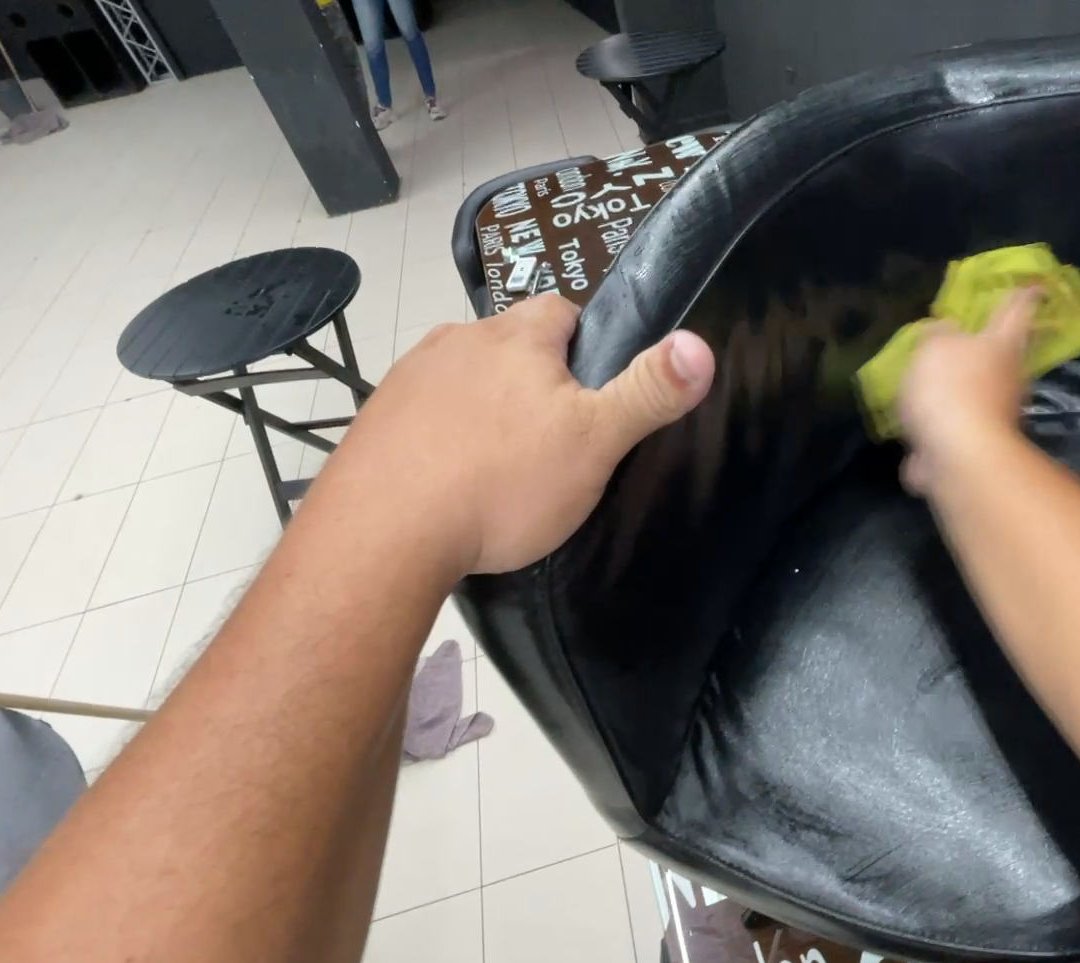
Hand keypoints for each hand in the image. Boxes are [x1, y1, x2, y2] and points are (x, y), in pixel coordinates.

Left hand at [319, 293, 714, 574]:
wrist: (386, 533)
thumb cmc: (504, 482)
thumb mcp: (594, 442)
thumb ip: (648, 393)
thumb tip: (701, 345)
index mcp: (517, 338)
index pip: (563, 312)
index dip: (587, 344)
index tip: (593, 390)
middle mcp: (459, 340)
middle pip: (512, 345)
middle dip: (535, 376)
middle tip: (554, 436)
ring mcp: (410, 377)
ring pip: (465, 377)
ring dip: (486, 403)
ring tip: (501, 461)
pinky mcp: (378, 417)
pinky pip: (424, 412)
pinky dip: (443, 433)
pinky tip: (450, 477)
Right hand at [896, 289, 1037, 495]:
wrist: (958, 457)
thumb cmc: (950, 390)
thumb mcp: (933, 348)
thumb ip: (937, 335)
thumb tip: (946, 331)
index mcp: (1001, 344)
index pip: (1016, 310)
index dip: (1023, 295)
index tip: (1036, 286)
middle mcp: (1007, 377)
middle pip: (1007, 352)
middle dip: (998, 342)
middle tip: (986, 332)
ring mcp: (995, 413)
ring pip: (985, 390)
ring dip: (969, 384)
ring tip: (942, 378)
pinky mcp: (976, 443)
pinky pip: (959, 423)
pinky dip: (946, 420)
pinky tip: (924, 421)